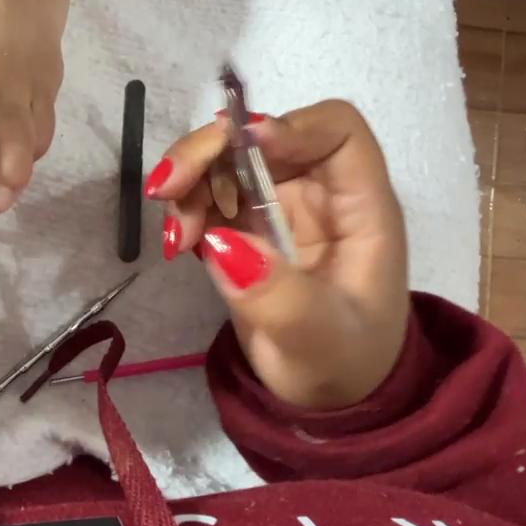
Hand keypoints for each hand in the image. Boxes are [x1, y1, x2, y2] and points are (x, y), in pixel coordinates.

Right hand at [148, 101, 410, 409]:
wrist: (326, 399)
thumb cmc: (342, 366)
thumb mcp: (318, 341)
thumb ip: (278, 297)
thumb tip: (221, 241)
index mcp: (359, 207)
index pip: (336, 132)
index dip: (291, 125)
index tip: (242, 146)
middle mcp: (315, 194)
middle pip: (261, 137)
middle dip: (210, 150)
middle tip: (166, 185)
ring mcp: (274, 207)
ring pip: (223, 160)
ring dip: (188, 182)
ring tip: (175, 237)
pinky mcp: (239, 226)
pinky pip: (204, 194)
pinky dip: (181, 207)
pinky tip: (175, 243)